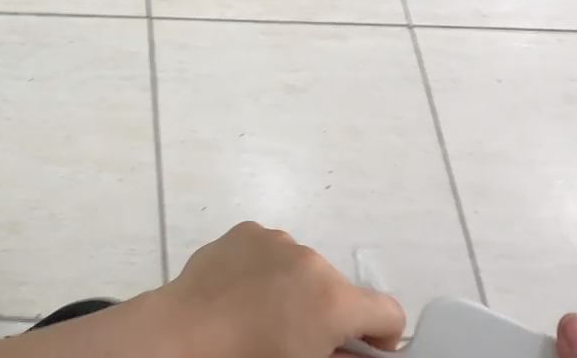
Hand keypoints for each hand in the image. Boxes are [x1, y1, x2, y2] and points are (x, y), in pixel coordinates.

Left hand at [159, 221, 404, 357]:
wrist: (187, 336)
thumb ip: (343, 357)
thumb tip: (350, 352)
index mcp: (334, 299)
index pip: (389, 312)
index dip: (380, 338)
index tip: (358, 352)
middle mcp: (309, 260)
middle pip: (342, 289)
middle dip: (331, 314)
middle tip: (301, 339)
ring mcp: (274, 239)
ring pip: (305, 267)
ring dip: (299, 289)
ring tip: (266, 315)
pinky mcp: (244, 230)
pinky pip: (272, 251)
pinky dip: (269, 269)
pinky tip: (245, 292)